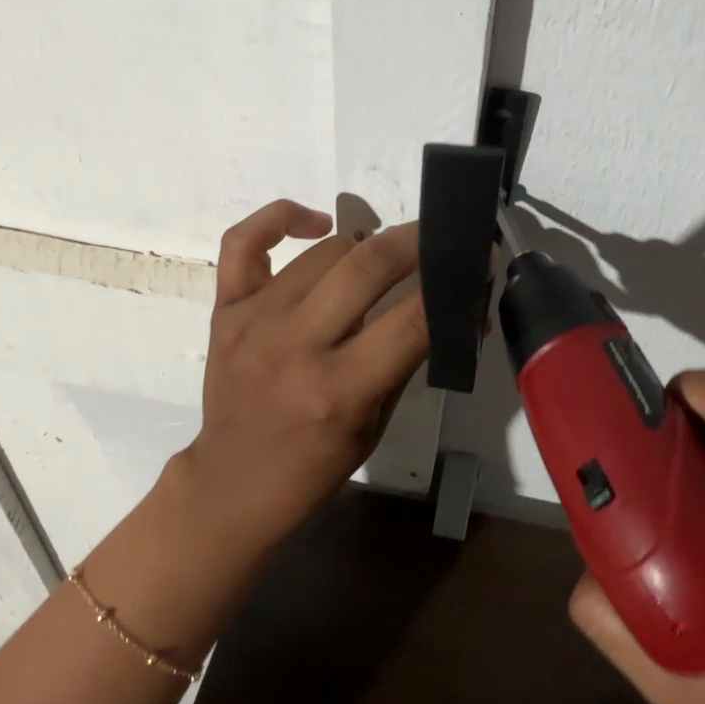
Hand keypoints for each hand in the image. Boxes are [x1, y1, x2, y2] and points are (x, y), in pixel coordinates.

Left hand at [180, 199, 429, 546]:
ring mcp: (254, 320)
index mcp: (338, 389)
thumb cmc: (316, 465)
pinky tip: (315, 223)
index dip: (454, 283)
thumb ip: (412, 357)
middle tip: (440, 238)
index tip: (479, 260)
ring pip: (324, 250)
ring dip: (363, 249)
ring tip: (376, 265)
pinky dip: (281, 217)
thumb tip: (459, 308)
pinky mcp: (225, 308)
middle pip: (369, 265)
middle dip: (416, 242)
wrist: (233, 485)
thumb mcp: (377, 422)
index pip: (412, 318)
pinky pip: (245, 240)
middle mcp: (295, 346)